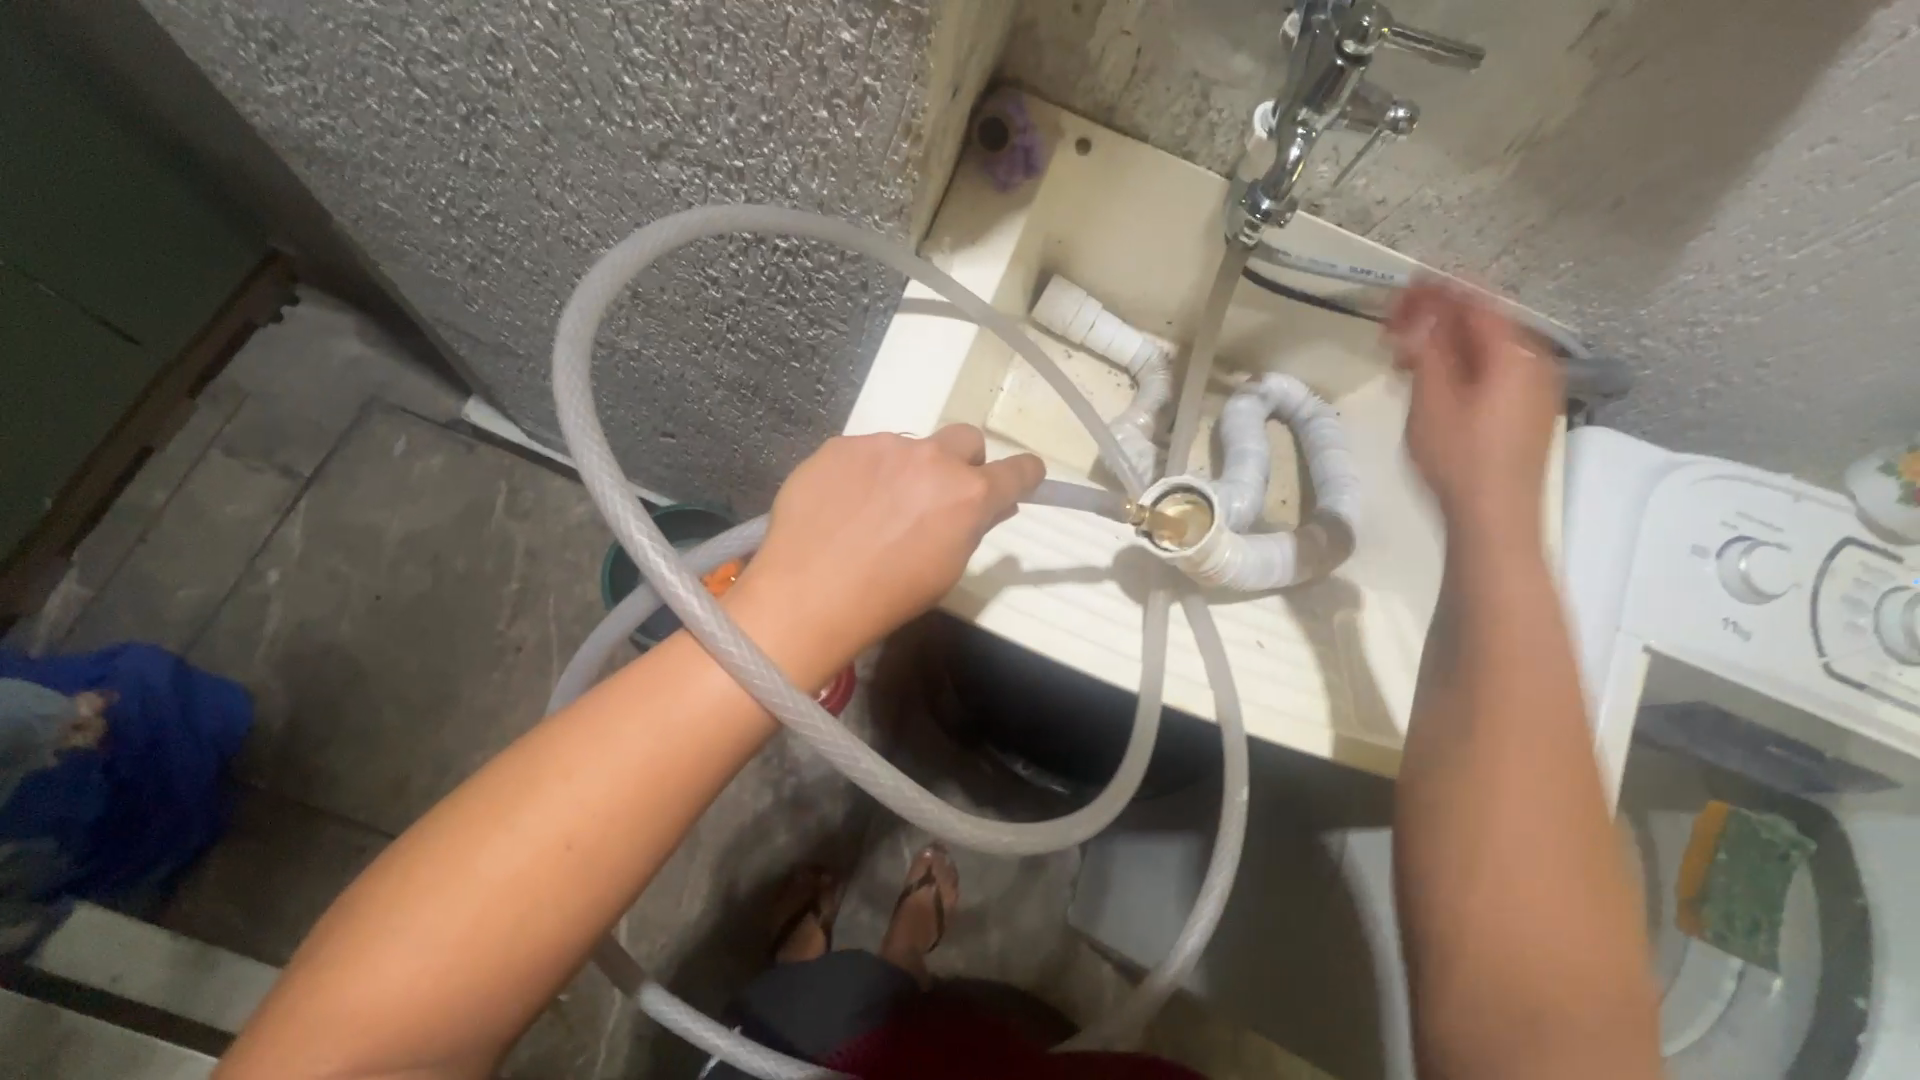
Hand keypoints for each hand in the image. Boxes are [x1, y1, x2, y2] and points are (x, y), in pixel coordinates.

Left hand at [730, 425, 1043, 668]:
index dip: (1024, 475)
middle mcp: (931, 458)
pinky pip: (865, 452)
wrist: (807, 594)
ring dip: (906, 470)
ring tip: (874, 511)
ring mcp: (882, 445)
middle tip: (938, 497)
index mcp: (968, 494)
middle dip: (962, 463)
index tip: (1020, 480)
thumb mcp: (946, 570)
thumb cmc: (888, 597)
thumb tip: (991, 504)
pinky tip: (842, 506)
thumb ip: (972, 527)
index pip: (1019, 469)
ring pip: (910, 447)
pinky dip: (864, 473)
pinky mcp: (841, 446)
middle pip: (966, 440)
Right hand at [1389, 281, 1562, 541]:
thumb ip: (1428, 350)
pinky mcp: (1525, 414)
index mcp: (1513, 354)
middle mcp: (1533, 364)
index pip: (1475, 303)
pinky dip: (1461, 367)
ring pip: (1486, 351)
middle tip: (1394, 328)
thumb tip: (1422, 315)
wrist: (1495, 517)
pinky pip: (1492, 373)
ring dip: (1446, 345)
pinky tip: (1434, 383)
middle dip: (1438, 319)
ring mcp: (1534, 390)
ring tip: (1405, 357)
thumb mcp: (1432, 400)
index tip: (1402, 290)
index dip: (1437, 291)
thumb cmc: (1459, 458)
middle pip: (1484, 324)